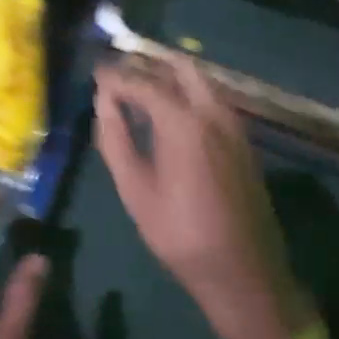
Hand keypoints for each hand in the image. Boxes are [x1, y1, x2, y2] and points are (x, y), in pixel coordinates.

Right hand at [94, 53, 277, 310]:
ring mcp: (234, 124)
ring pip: (199, 81)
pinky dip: (186, 94)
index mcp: (183, 122)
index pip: (142, 81)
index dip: (115, 76)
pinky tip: (167, 116)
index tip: (94, 74)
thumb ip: (115, 138)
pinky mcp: (243, 140)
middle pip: (178, 67)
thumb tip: (102, 101)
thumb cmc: (180, 235)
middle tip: (119, 75)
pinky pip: (211, 100)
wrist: (244, 273)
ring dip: (168, 77)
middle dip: (146, 64)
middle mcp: (213, 112)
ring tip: (137, 93)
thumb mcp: (135, 190)